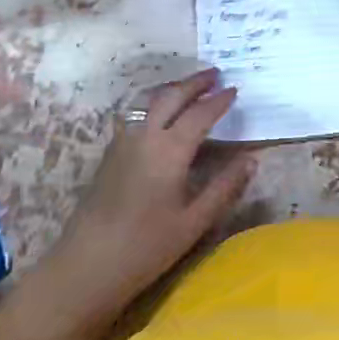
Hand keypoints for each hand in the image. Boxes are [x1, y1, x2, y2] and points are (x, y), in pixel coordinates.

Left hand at [49, 69, 255, 314]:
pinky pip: (135, 111)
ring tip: (190, 86)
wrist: (86, 265)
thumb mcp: (194, 222)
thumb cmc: (146, 247)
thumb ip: (224, 187)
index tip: (235, 89)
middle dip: (195, 82)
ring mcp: (124, 140)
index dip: (219, 100)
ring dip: (173, 87)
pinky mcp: (110, 151)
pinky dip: (154, 101)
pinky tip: (159, 111)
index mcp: (170, 150)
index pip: (199, 113)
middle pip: (172, 96)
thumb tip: (252, 159)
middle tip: (215, 74)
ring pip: (149, 99)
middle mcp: (146, 136)